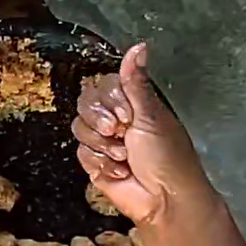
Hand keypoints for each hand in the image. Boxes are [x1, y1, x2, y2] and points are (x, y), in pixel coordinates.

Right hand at [73, 43, 217, 230]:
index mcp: (132, 103)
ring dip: (103, 146)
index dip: (109, 100)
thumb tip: (139, 45)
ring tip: (124, 158)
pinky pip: (80, 154)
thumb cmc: (166, 156)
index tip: (126, 116)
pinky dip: (100, 164)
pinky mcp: (95, 163)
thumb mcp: (151, 115)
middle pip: (85, 104)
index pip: (101, 85)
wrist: (164, 199)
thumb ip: (136, 81)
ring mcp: (104, 141)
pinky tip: (119, 172)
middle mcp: (116, 118)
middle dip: (100, 122)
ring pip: (80, 129)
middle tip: (120, 134)